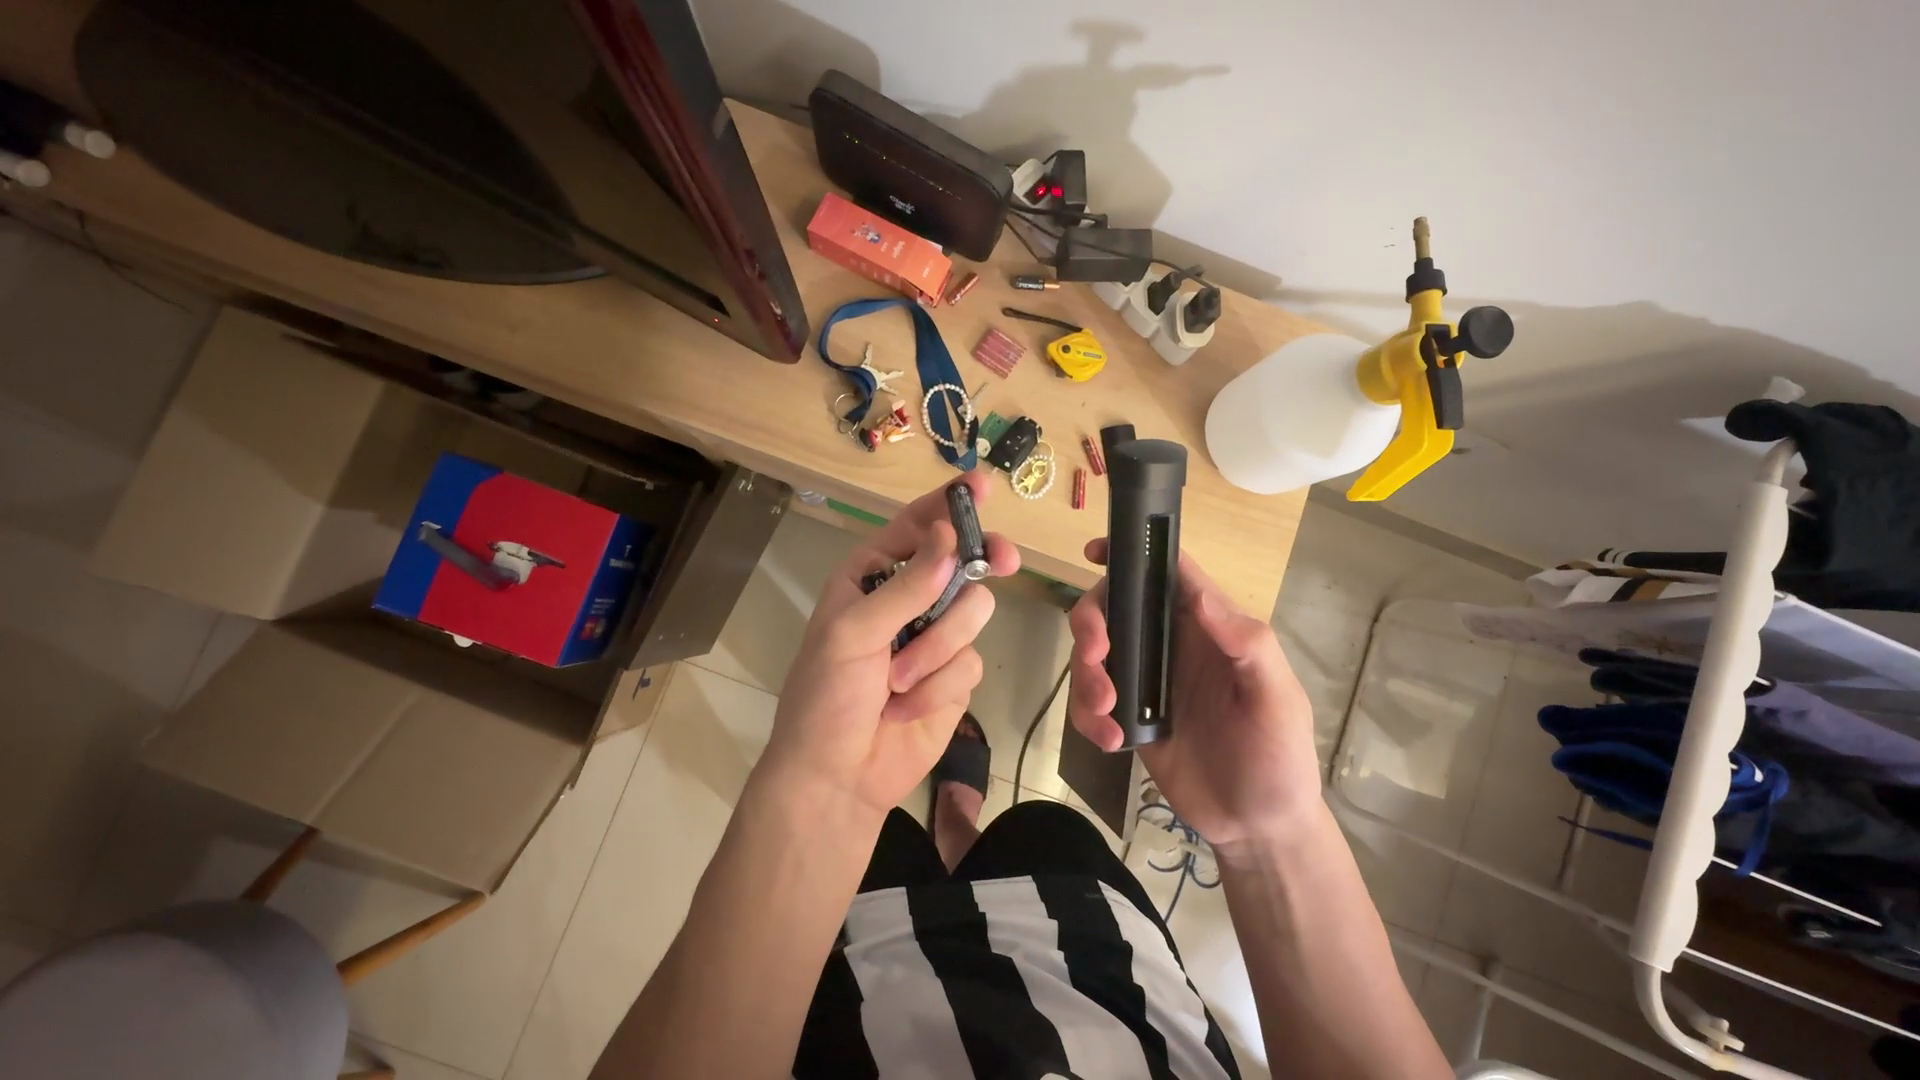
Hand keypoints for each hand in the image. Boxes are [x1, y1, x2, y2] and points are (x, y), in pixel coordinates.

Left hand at [758, 472, 1019, 819]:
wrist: (837, 776)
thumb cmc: (825, 698)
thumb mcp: (853, 633)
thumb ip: (905, 588)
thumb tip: (948, 538)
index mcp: (871, 578)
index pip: (914, 527)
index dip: (947, 505)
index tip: (980, 487)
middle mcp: (907, 600)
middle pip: (963, 563)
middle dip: (978, 566)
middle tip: (1003, 561)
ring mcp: (934, 639)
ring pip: (973, 616)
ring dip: (936, 651)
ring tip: (896, 682)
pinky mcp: (954, 678)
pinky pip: (971, 663)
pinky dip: (939, 687)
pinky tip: (907, 708)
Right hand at [1066, 540, 1319, 854]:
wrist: (1256, 827)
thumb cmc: (1279, 758)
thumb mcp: (1277, 700)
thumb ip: (1248, 645)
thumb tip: (1199, 594)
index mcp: (1210, 630)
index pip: (1170, 574)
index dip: (1132, 553)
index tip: (1097, 551)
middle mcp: (1172, 647)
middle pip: (1115, 609)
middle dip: (1092, 624)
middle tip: (1095, 654)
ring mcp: (1147, 683)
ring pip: (1094, 655)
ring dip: (1087, 678)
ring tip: (1106, 715)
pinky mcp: (1129, 718)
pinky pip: (1091, 702)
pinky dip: (1088, 716)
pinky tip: (1111, 741)